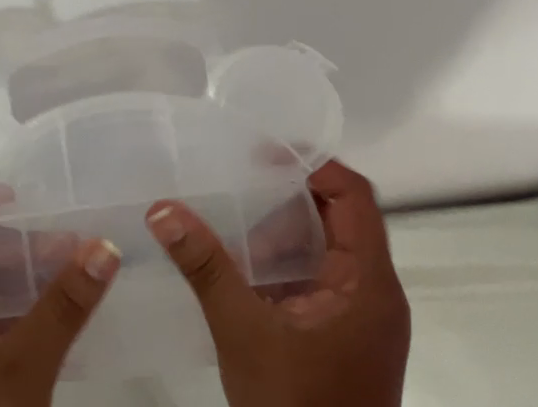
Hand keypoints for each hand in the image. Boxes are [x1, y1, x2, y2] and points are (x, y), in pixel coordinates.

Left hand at [0, 207, 120, 405]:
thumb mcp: (22, 363)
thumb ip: (63, 306)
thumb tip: (104, 246)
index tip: (9, 180)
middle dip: (11, 231)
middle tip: (59, 214)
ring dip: (28, 265)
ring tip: (76, 248)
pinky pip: (3, 312)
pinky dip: (33, 297)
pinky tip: (70, 292)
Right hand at [145, 161, 409, 406]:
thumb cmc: (296, 406)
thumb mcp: (243, 331)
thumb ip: (205, 266)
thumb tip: (162, 209)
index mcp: (368, 284)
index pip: (354, 197)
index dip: (314, 166)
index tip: (262, 154)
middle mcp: (375, 295)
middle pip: (340, 221)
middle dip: (285, 203)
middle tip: (234, 190)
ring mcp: (363, 321)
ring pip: (327, 254)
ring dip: (280, 239)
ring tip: (229, 234)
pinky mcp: (346, 341)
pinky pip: (319, 284)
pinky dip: (284, 270)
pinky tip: (240, 275)